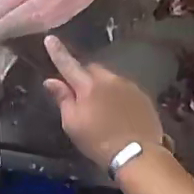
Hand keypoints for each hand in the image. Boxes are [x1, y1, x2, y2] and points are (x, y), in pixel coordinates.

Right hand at [43, 35, 165, 167]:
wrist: (138, 155)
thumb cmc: (98, 141)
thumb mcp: (72, 124)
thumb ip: (62, 99)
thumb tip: (51, 81)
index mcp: (88, 86)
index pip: (68, 64)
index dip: (57, 51)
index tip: (50, 38)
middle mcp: (110, 80)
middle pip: (92, 69)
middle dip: (84, 76)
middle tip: (79, 94)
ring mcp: (130, 87)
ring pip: (110, 78)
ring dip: (102, 86)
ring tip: (101, 107)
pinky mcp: (144, 97)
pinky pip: (125, 89)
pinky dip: (117, 95)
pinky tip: (118, 112)